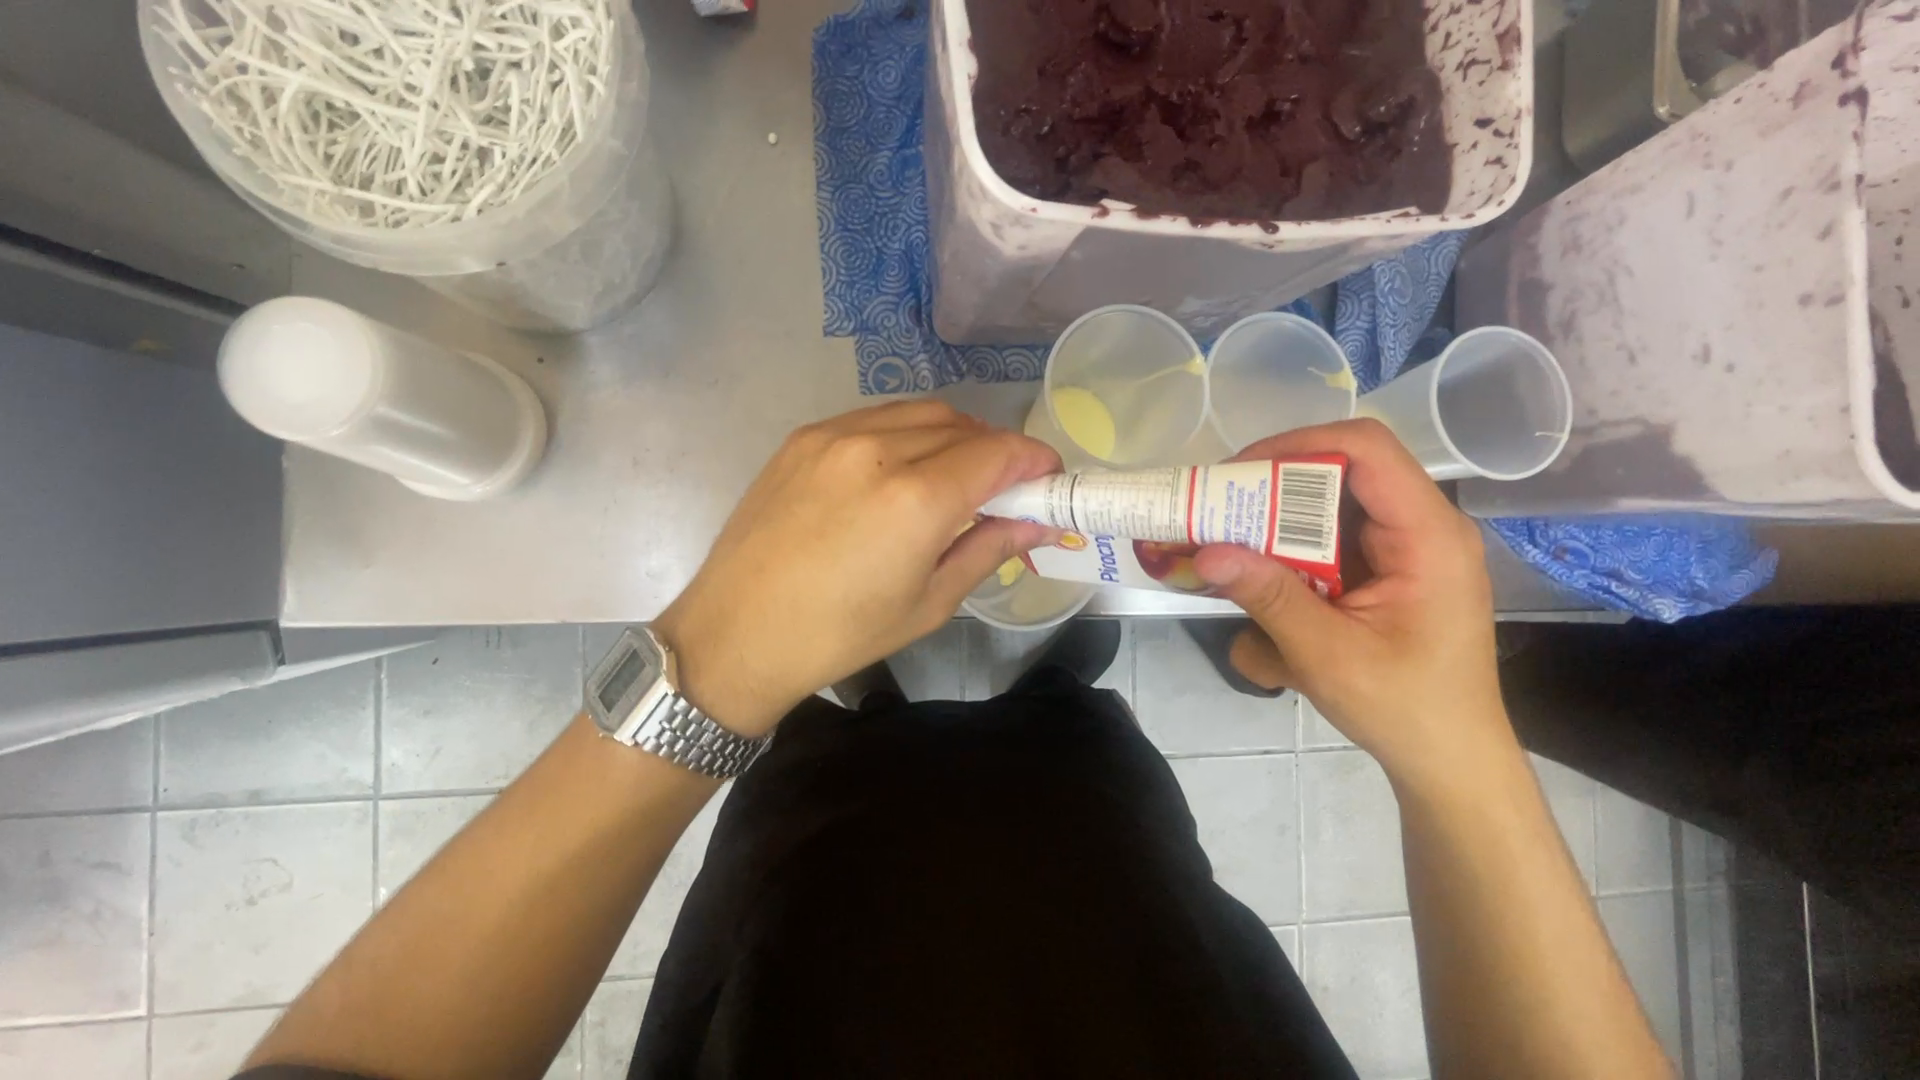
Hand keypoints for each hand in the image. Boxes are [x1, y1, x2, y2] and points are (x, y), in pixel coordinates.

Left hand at [654, 401, 1062, 735]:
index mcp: (915, 499)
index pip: (997, 453)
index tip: (1049, 478)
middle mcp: (877, 449)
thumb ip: (987, 549)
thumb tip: (1038, 524)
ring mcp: (833, 436)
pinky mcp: (803, 437)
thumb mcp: (928, 604)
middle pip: (962, 426)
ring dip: (954, 435)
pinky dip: (907, 433)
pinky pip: (875, 418)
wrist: (735, 633)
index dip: (1033, 460)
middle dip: (996, 450)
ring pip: (919, 413)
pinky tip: (904, 467)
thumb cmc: (839, 635)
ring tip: (958, 474)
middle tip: (1006, 487)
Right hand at [1192, 419, 1515, 793]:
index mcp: (1428, 536)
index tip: (1238, 473)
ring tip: (1235, 563)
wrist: (1452, 762)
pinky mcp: (1389, 575)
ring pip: (1330, 514)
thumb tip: (1206, 553)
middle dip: (1276, 494)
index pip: (1365, 449)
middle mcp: (1422, 530)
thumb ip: (1269, 597)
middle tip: (1220, 517)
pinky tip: (1269, 611)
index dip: (1297, 445)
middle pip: (1341, 477)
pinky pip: (1333, 550)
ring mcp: (1407, 552)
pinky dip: (1293, 568)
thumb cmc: (1404, 708)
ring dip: (1279, 535)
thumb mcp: (1327, 655)